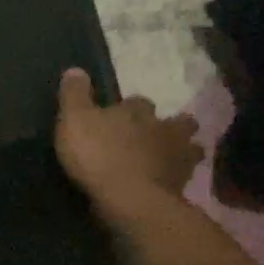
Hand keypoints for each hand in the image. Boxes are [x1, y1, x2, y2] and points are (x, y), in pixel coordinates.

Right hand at [55, 68, 203, 217]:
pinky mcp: (181, 181)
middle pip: (176, 121)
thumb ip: (74, 96)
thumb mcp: (73, 120)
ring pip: (189, 145)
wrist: (129, 195)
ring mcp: (178, 155)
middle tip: (155, 133)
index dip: (128, 107)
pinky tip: (168, 178)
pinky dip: (177, 174)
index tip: (118, 114)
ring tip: (169, 156)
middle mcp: (164, 127)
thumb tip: (75, 69)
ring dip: (182, 148)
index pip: (137, 102)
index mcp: (137, 111)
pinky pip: (184, 173)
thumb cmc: (97, 154)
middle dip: (169, 124)